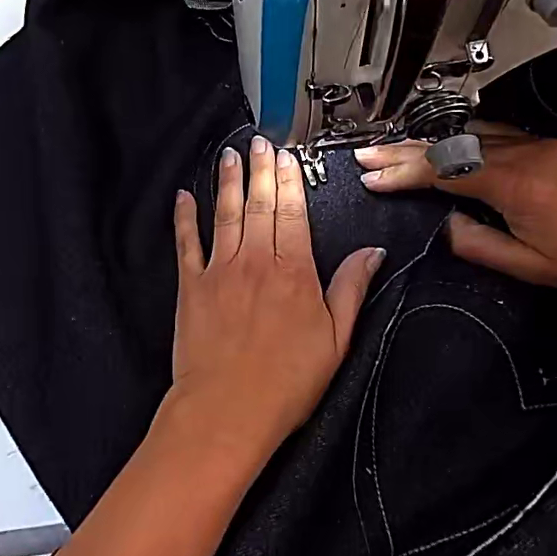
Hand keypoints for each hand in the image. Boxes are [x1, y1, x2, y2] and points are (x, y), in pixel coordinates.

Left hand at [169, 135, 384, 455]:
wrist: (225, 412)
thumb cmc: (286, 382)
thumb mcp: (336, 339)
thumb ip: (352, 289)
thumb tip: (372, 253)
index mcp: (294, 271)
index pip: (293, 212)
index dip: (290, 181)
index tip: (286, 157)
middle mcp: (256, 261)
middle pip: (260, 204)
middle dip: (260, 170)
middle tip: (258, 143)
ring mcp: (220, 270)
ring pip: (225, 214)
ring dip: (228, 183)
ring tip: (229, 156)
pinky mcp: (191, 287)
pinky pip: (187, 243)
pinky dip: (184, 218)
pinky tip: (184, 197)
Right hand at [355, 124, 556, 309]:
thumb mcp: (535, 267)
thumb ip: (481, 245)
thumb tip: (447, 227)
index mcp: (514, 184)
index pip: (442, 171)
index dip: (401, 173)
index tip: (372, 176)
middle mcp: (525, 154)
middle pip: (451, 146)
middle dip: (405, 151)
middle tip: (371, 155)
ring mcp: (540, 146)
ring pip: (473, 136)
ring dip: (433, 144)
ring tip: (401, 151)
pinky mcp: (553, 147)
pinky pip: (497, 136)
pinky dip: (465, 140)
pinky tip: (455, 145)